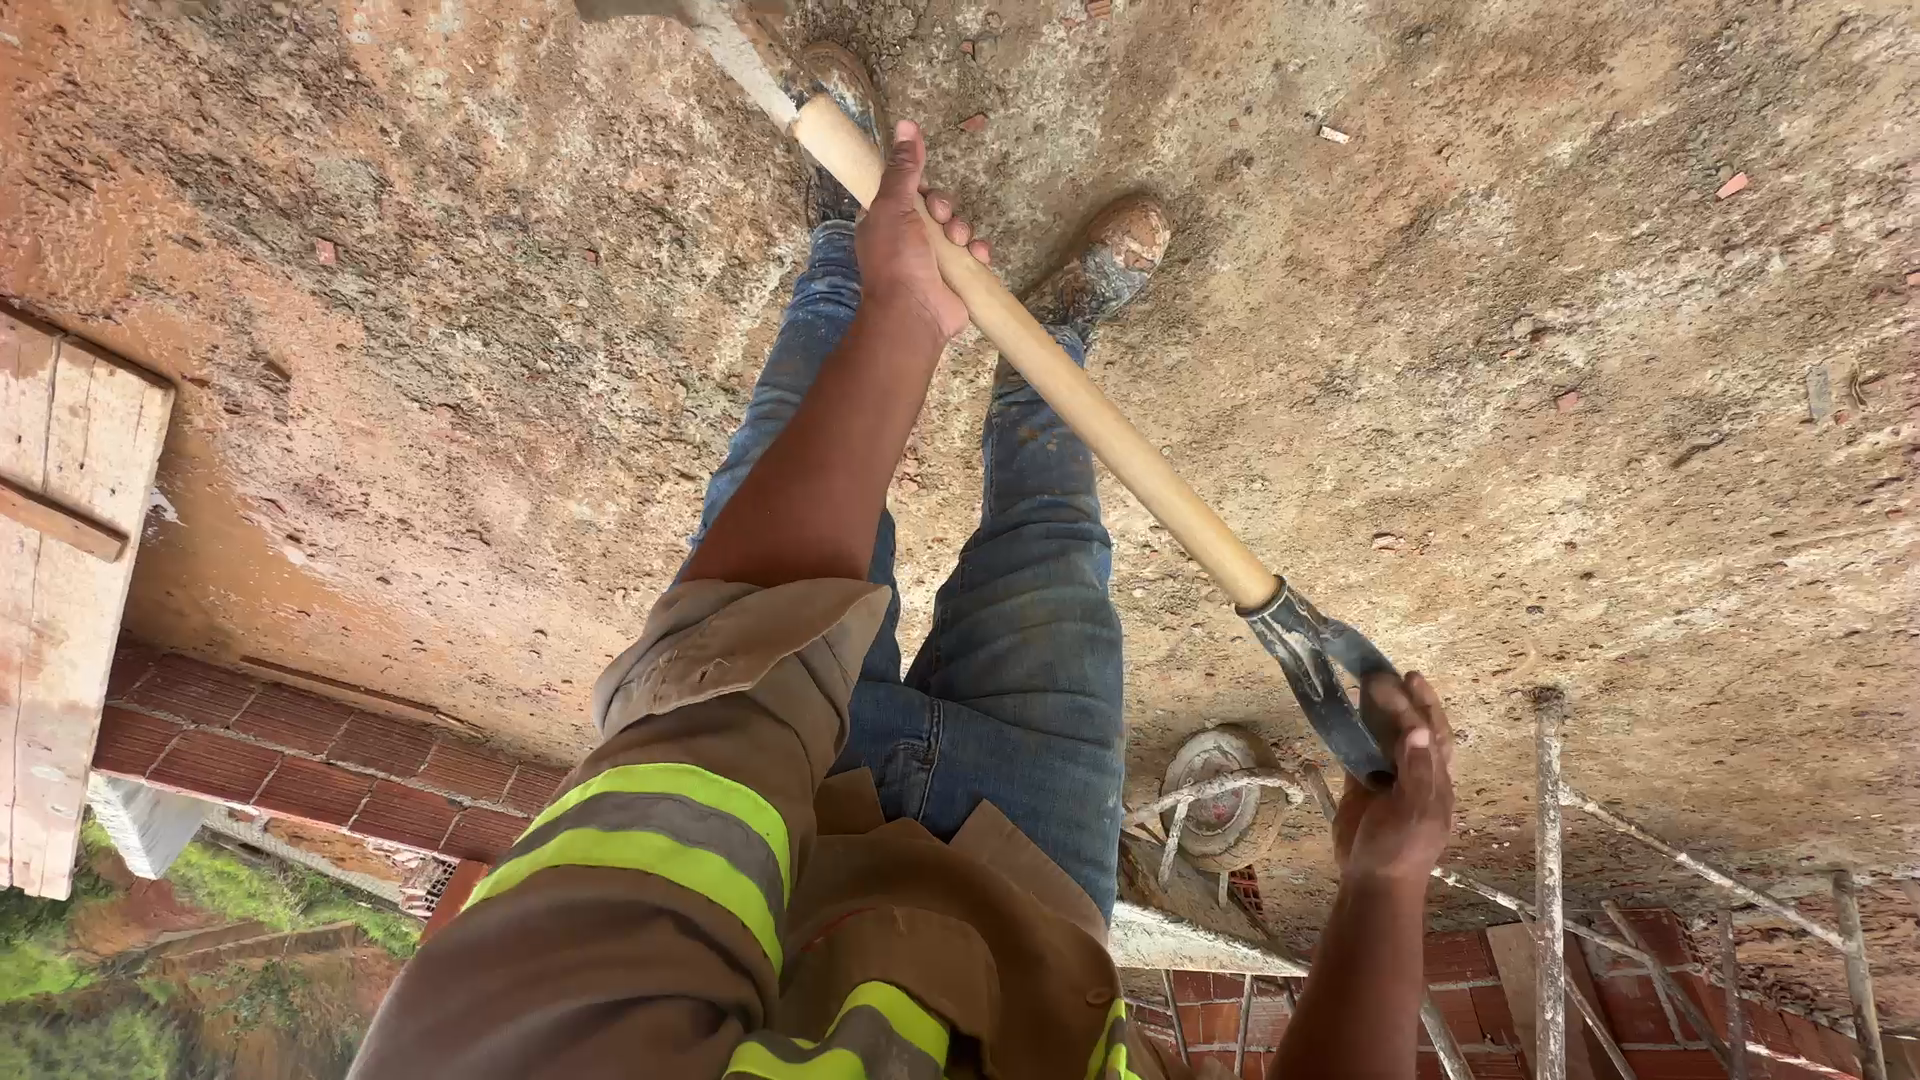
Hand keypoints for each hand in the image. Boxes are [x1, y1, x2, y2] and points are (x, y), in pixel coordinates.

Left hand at [855, 119, 991, 342]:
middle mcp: (908, 240)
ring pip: (957, 228)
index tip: (922, 191)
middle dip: (943, 209)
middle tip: (939, 220)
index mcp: (886, 222)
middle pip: (936, 207)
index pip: (908, 192)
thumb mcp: (893, 206)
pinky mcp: (955, 277)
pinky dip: (978, 252)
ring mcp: (933, 260)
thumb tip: (907, 125)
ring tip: (956, 244)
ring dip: (961, 230)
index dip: (920, 188)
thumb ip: (902, 168)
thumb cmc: (896, 259)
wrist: (915, 313)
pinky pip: (973, 254)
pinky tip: (976, 256)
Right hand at [1331, 671, 1455, 889]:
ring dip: (1378, 712)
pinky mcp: (1362, 786)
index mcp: (1436, 780)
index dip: (1422, 704)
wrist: (1372, 879)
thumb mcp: (1416, 811)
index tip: (1406, 677)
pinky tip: (1346, 716)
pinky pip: (1360, 751)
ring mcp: (1388, 779)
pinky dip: (1354, 732)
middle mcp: (1415, 773)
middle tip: (1381, 674)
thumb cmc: (1400, 848)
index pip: (1433, 734)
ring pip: (1385, 737)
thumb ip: (1418, 770)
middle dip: (1402, 701)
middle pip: (1412, 730)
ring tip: (1367, 685)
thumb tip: (1418, 729)